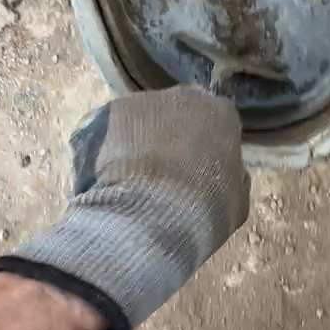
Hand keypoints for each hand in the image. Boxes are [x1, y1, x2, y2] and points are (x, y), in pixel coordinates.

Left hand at [0, 86, 250, 329]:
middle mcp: (178, 101)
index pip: (213, 124)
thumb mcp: (230, 209)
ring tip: (122, 191)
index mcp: (218, 118)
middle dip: (163, 145)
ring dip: (132, 151)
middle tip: (153, 183)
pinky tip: (100, 189)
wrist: (142, 228)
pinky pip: (105, 139)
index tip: (184, 177)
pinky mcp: (99, 122)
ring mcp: (136, 108)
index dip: (196, 153)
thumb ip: (228, 186)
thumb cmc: (195, 224)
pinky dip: (102, 159)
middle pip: (172, 119)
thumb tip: (220, 183)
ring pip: (137, 128)